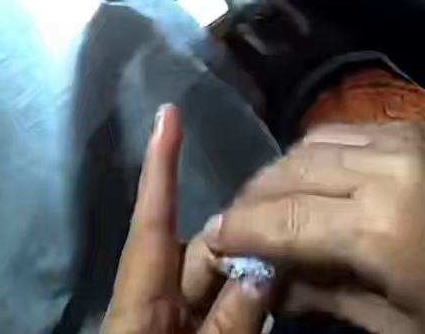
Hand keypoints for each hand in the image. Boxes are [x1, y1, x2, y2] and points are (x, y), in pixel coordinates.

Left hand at [104, 104, 271, 333]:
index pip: (151, 217)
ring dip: (244, 271)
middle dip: (234, 238)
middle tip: (283, 235)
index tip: (168, 112)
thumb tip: (263, 266)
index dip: (162, 163)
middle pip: (196, 250)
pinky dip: (238, 300)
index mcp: (136, 301)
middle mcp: (148, 298)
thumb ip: (228, 319)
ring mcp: (162, 318)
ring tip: (288, 263)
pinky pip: (209, 303)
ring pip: (209, 277)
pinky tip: (276, 289)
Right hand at [204, 123, 424, 333]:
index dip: (242, 228)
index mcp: (381, 231)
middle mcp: (379, 171)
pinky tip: (306, 172)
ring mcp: (394, 138)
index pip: (287, 222)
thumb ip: (331, 296)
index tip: (213, 237)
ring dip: (278, 169)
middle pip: (290, 171)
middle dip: (252, 194)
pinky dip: (312, 150)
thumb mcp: (407, 326)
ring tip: (263, 197)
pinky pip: (340, 129)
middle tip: (232, 219)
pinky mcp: (406, 125)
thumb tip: (274, 281)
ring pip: (309, 143)